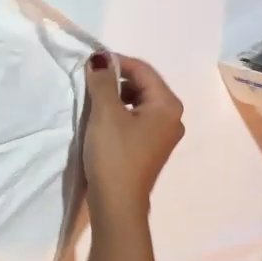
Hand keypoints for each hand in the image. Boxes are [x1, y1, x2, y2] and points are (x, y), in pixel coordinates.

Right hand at [82, 53, 182, 223]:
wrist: (117, 202)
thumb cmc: (114, 154)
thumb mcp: (105, 114)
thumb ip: (102, 82)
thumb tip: (99, 59)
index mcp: (168, 105)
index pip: (143, 70)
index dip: (116, 62)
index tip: (89, 62)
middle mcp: (172, 118)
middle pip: (144, 86)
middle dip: (116, 80)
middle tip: (88, 81)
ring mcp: (162, 135)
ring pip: (139, 104)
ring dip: (116, 97)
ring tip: (92, 101)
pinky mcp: (150, 148)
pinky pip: (136, 120)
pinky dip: (119, 114)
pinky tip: (101, 121)